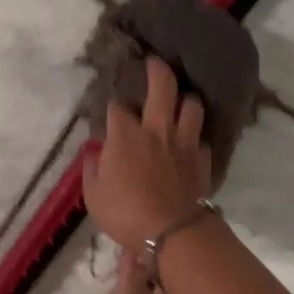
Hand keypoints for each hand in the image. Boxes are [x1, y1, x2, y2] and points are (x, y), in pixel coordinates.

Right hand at [42, 247, 186, 293]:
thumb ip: (132, 272)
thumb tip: (140, 239)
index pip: (186, 278)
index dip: (177, 252)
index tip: (162, 227)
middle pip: (171, 291)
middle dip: (158, 265)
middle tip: (141, 237)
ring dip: (143, 283)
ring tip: (128, 256)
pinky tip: (116, 292)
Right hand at [83, 57, 212, 251]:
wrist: (172, 231)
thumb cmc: (125, 213)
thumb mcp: (93, 196)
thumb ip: (92, 169)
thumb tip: (94, 152)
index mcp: (125, 135)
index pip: (118, 107)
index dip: (114, 103)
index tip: (111, 106)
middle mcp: (156, 129)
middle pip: (162, 87)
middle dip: (158, 70)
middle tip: (155, 62)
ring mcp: (183, 142)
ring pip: (191, 106)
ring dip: (185, 100)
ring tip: (180, 102)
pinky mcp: (201, 159)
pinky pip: (201, 139)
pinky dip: (194, 138)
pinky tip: (189, 143)